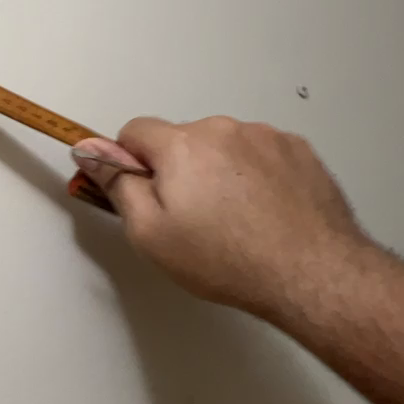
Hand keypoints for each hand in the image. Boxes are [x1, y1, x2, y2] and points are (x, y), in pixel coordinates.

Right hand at [72, 117, 375, 320]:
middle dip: (177, 168)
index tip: (145, 195)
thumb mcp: (149, 232)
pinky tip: (263, 212)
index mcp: (182, 144)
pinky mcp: (301, 151)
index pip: (135, 131)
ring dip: (217, 170)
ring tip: (234, 219)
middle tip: (191, 218)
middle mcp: (224, 128)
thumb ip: (116, 184)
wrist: (314, 275)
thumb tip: (89, 150)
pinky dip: (253, 175)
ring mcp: (268, 137)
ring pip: (222, 147)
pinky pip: (259, 154)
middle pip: (181, 139)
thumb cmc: (223, 258)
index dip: (130, 162)